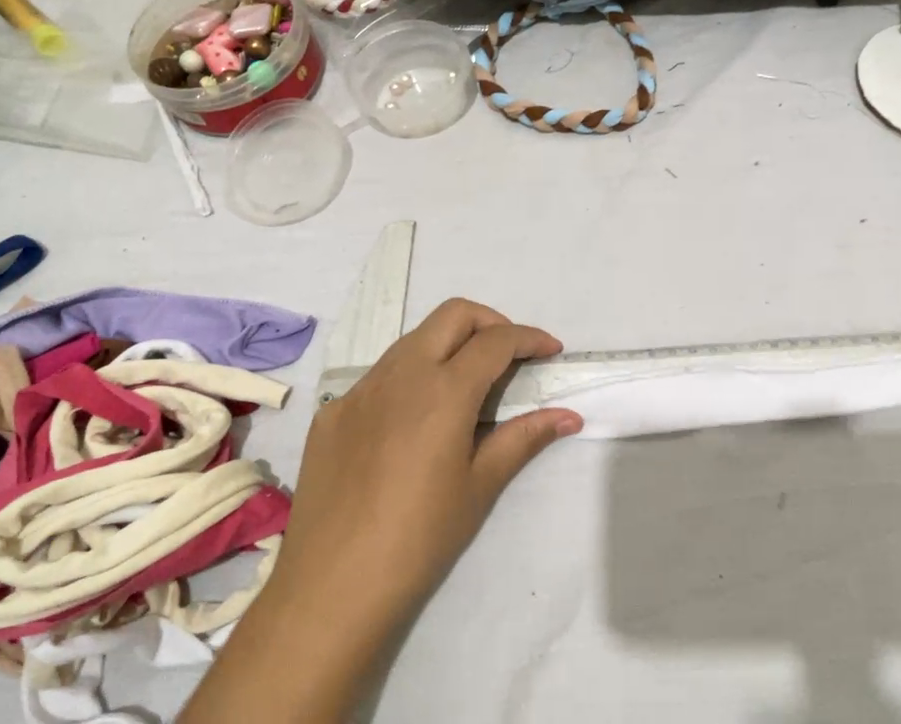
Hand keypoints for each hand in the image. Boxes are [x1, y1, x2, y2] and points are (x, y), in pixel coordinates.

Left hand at [277, 299, 582, 619]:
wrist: (331, 586)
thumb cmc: (419, 538)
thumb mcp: (480, 486)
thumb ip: (523, 438)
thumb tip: (569, 415)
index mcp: (443, 390)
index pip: (496, 340)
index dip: (530, 338)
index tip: (551, 351)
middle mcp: (399, 374)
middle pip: (453, 315)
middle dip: (491, 323)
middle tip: (511, 357)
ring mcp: (358, 390)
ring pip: (413, 339)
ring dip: (449, 345)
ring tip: (467, 388)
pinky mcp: (331, 413)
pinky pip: (379, 376)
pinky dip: (410, 377)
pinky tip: (414, 424)